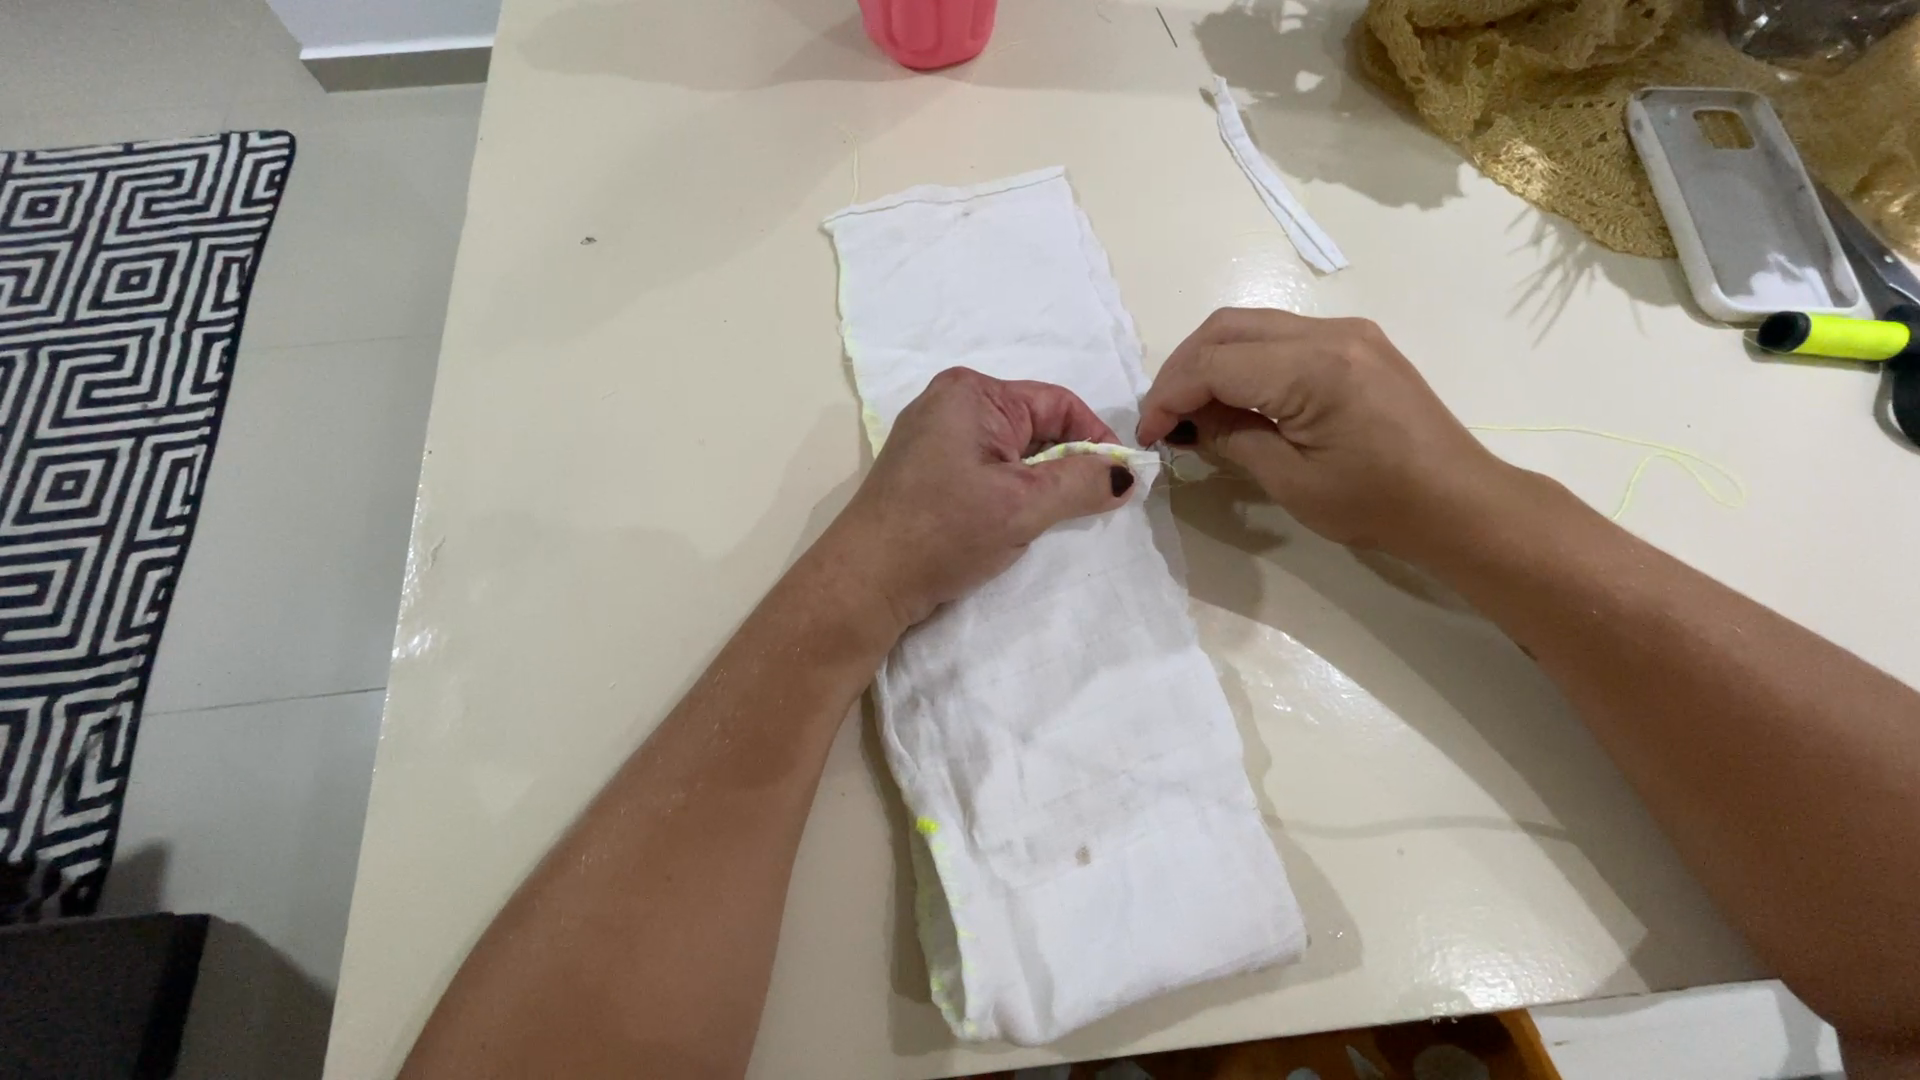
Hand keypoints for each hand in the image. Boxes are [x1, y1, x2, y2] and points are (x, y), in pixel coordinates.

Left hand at [822, 367, 1138, 629]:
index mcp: (971, 393)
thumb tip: (1126, 476)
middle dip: (1064, 464)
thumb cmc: (943, 533)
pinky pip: (986, 470)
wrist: (865, 582)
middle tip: (1086, 506)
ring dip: (1037, 483)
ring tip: (1044, 518)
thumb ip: (1081, 484)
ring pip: (1011, 452)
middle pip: (1034, 426)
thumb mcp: (1023, 506)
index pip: (1057, 404)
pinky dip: (1009, 492)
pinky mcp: (925, 471)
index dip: (1095, 440)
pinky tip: (1011, 522)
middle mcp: (950, 404)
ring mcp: (933, 438)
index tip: (1120, 482)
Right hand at [1137, 308, 1517, 556]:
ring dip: (1206, 362)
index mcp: (1316, 369)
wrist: (1457, 502)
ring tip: (1187, 410)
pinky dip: (1239, 362)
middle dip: (1180, 371)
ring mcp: (1345, 332)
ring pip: (1248, 326)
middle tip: (1161, 417)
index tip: (1147, 434)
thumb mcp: (1290, 480)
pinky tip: (1229, 398)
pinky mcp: (1353, 344)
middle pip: (1226, 329)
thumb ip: (1232, 437)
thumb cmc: (1377, 504)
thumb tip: (1189, 421)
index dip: (1169, 397)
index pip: (1215, 364)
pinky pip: (1277, 338)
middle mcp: (1330, 333)